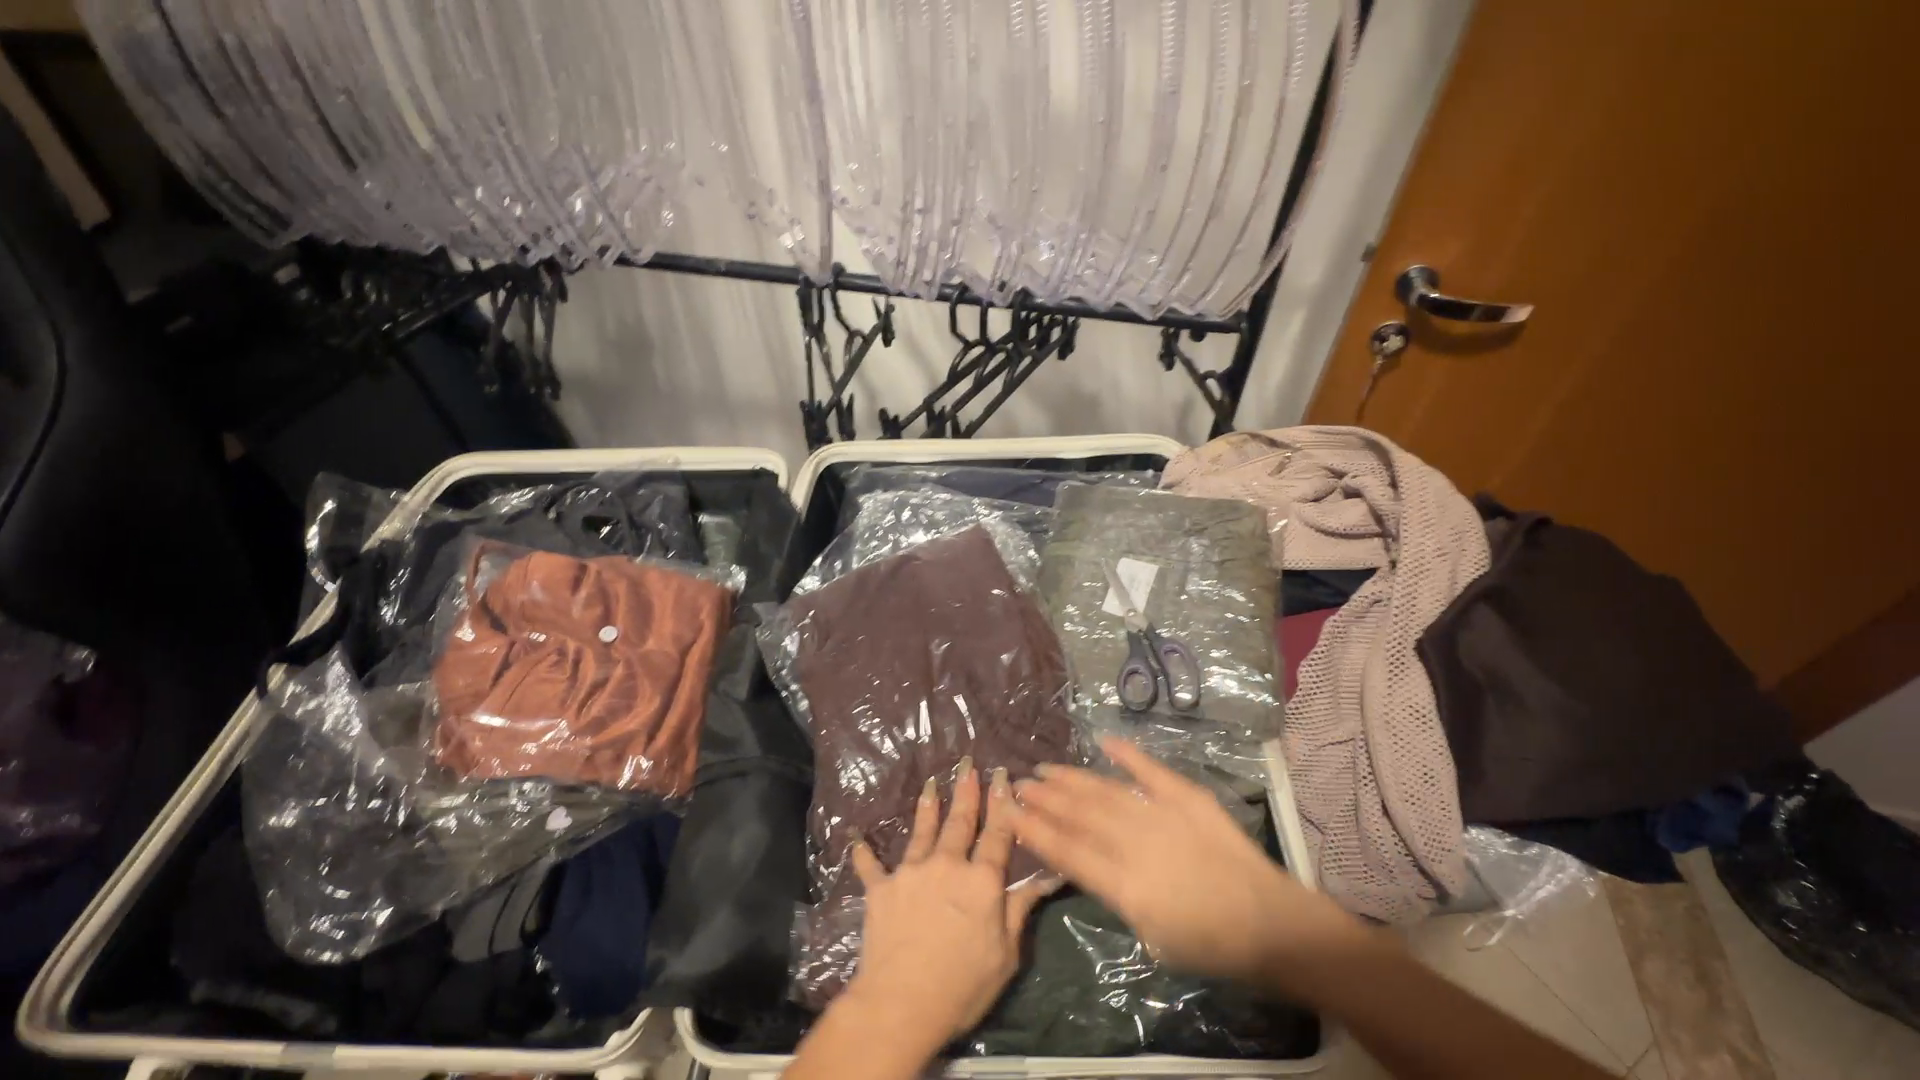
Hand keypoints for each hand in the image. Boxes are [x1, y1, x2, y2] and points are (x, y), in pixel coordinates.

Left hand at [837, 760, 1059, 1049]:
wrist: (901, 1002)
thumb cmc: (962, 985)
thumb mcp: (1006, 954)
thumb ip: (1021, 910)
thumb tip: (1047, 877)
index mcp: (982, 881)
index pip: (998, 835)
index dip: (1002, 804)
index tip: (1003, 775)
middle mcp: (947, 866)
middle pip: (960, 822)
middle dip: (966, 791)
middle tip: (968, 763)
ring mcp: (910, 873)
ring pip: (922, 831)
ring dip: (927, 806)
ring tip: (931, 782)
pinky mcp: (880, 889)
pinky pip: (870, 866)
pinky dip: (863, 852)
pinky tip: (856, 838)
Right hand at [1011, 737, 1364, 986]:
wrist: (1271, 925)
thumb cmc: (1209, 946)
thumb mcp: (1151, 937)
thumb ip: (1116, 897)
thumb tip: (1089, 866)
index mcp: (1125, 887)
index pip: (1068, 852)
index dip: (1035, 831)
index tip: (1010, 812)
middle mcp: (1137, 844)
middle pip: (1080, 816)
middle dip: (1045, 799)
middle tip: (1017, 783)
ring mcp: (1164, 816)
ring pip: (1106, 792)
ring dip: (1072, 779)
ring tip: (1045, 768)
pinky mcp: (1190, 799)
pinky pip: (1152, 772)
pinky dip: (1127, 755)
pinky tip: (1104, 742)